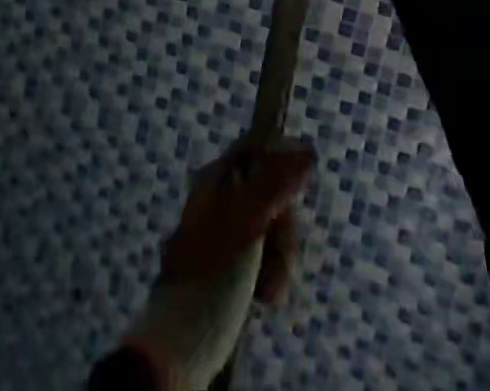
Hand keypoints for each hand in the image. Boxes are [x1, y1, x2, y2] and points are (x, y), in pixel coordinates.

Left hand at [163, 138, 313, 301]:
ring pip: (271, 228)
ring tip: (270, 289)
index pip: (255, 149)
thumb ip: (276, 181)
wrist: (183, 340)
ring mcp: (224, 233)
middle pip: (270, 192)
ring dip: (279, 258)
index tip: (292, 195)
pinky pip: (263, 256)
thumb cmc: (213, 272)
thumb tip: (307, 149)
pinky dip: (271, 274)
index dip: (281, 165)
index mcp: (214, 180)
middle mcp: (218, 199)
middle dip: (282, 227)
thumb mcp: (247, 220)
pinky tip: (266, 296)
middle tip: (281, 253)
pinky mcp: (230, 264)